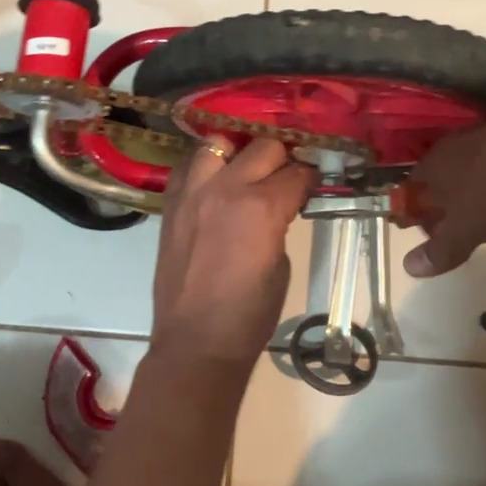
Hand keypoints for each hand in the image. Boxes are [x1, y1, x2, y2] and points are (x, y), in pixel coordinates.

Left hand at [151, 137, 315, 371]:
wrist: (196, 342)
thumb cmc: (249, 315)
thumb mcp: (281, 265)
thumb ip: (280, 223)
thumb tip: (280, 207)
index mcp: (262, 207)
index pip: (297, 173)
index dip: (311, 177)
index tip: (314, 183)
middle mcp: (226, 188)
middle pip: (264, 146)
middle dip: (282, 157)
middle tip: (287, 174)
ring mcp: (193, 192)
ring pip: (219, 143)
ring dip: (239, 152)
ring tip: (246, 168)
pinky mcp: (171, 203)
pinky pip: (188, 165)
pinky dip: (205, 165)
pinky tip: (215, 180)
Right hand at [401, 107, 485, 277]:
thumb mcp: (465, 229)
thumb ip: (439, 250)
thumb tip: (408, 267)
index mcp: (430, 168)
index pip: (411, 192)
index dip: (416, 214)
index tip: (427, 234)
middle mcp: (449, 150)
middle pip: (440, 182)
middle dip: (445, 205)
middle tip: (458, 229)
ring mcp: (480, 141)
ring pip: (468, 173)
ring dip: (473, 194)